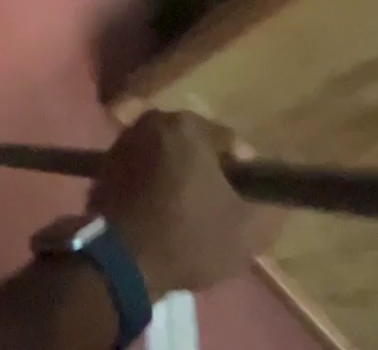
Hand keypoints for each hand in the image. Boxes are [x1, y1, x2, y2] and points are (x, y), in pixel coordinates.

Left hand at [88, 111, 279, 293]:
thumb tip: (272, 194)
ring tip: (186, 215)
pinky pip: (142, 168)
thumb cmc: (188, 236)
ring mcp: (123, 139)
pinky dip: (152, 184)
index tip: (243, 203)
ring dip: (178, 177)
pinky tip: (159, 213)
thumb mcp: (248, 231)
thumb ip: (270, 206)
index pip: (230, 143)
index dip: (242, 174)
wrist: (121, 258)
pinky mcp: (105, 162)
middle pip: (194, 145)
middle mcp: (151, 121)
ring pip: (166, 156)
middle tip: (216, 208)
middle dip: (207, 171)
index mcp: (187, 125)